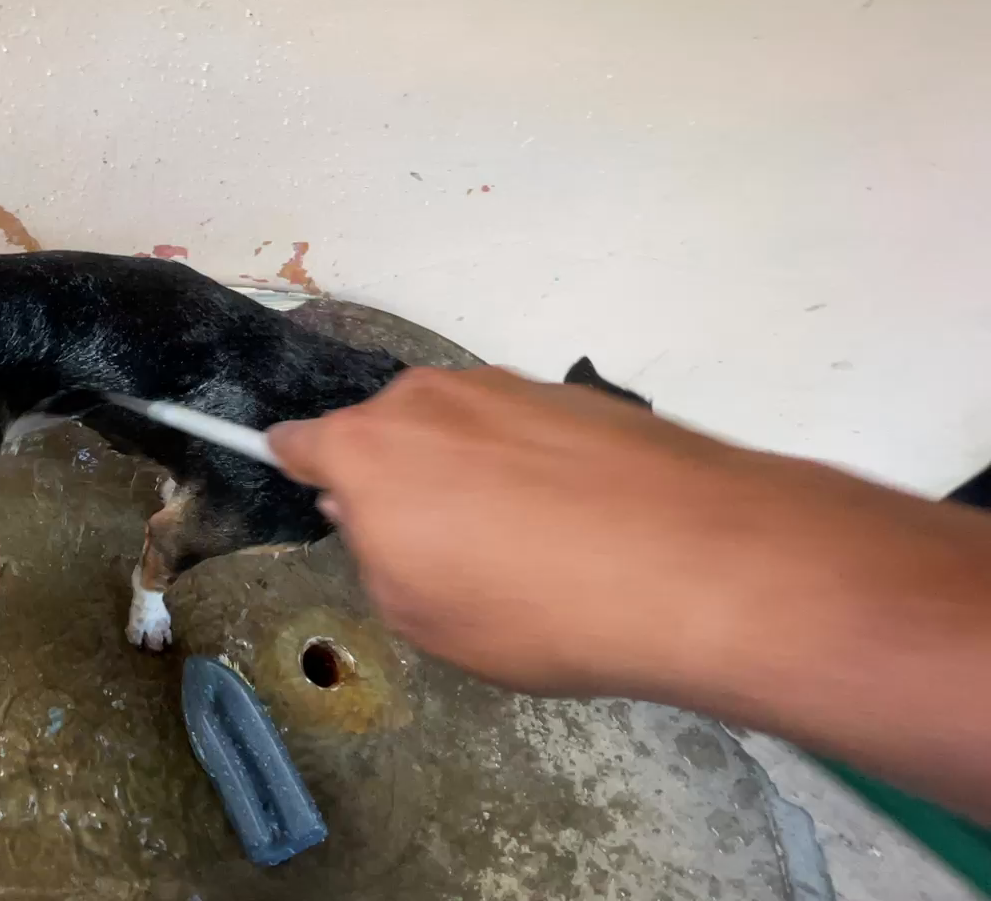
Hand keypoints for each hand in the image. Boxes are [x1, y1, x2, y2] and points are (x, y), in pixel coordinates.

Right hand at [267, 366, 908, 696]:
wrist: (707, 567)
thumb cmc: (528, 604)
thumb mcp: (414, 613)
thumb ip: (370, 552)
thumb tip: (374, 511)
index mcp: (361, 449)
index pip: (292, 442)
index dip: (295, 467)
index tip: (314, 489)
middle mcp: (417, 400)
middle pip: (377, 433)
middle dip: (390, 477)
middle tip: (438, 541)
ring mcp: (495, 386)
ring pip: (447, 427)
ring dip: (458, 467)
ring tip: (525, 535)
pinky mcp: (568, 391)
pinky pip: (514, 426)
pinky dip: (523, 461)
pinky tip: (578, 517)